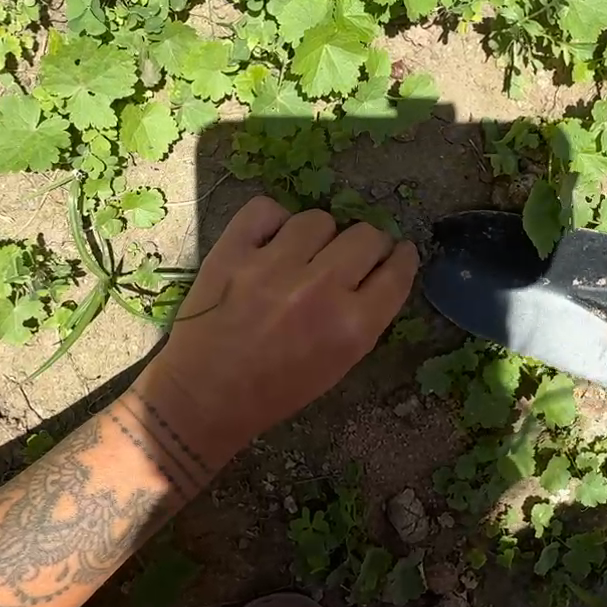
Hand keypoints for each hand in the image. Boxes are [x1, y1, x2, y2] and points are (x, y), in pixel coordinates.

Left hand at [137, 197, 418, 468]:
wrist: (205, 397)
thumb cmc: (277, 390)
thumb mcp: (339, 364)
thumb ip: (364, 316)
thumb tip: (379, 269)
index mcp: (352, 326)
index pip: (397, 270)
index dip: (401, 257)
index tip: (396, 253)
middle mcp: (319, 289)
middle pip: (366, 235)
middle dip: (365, 245)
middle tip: (348, 257)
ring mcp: (273, 265)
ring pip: (319, 219)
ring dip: (317, 235)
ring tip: (301, 255)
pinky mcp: (233, 251)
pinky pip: (266, 209)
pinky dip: (272, 221)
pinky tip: (269, 241)